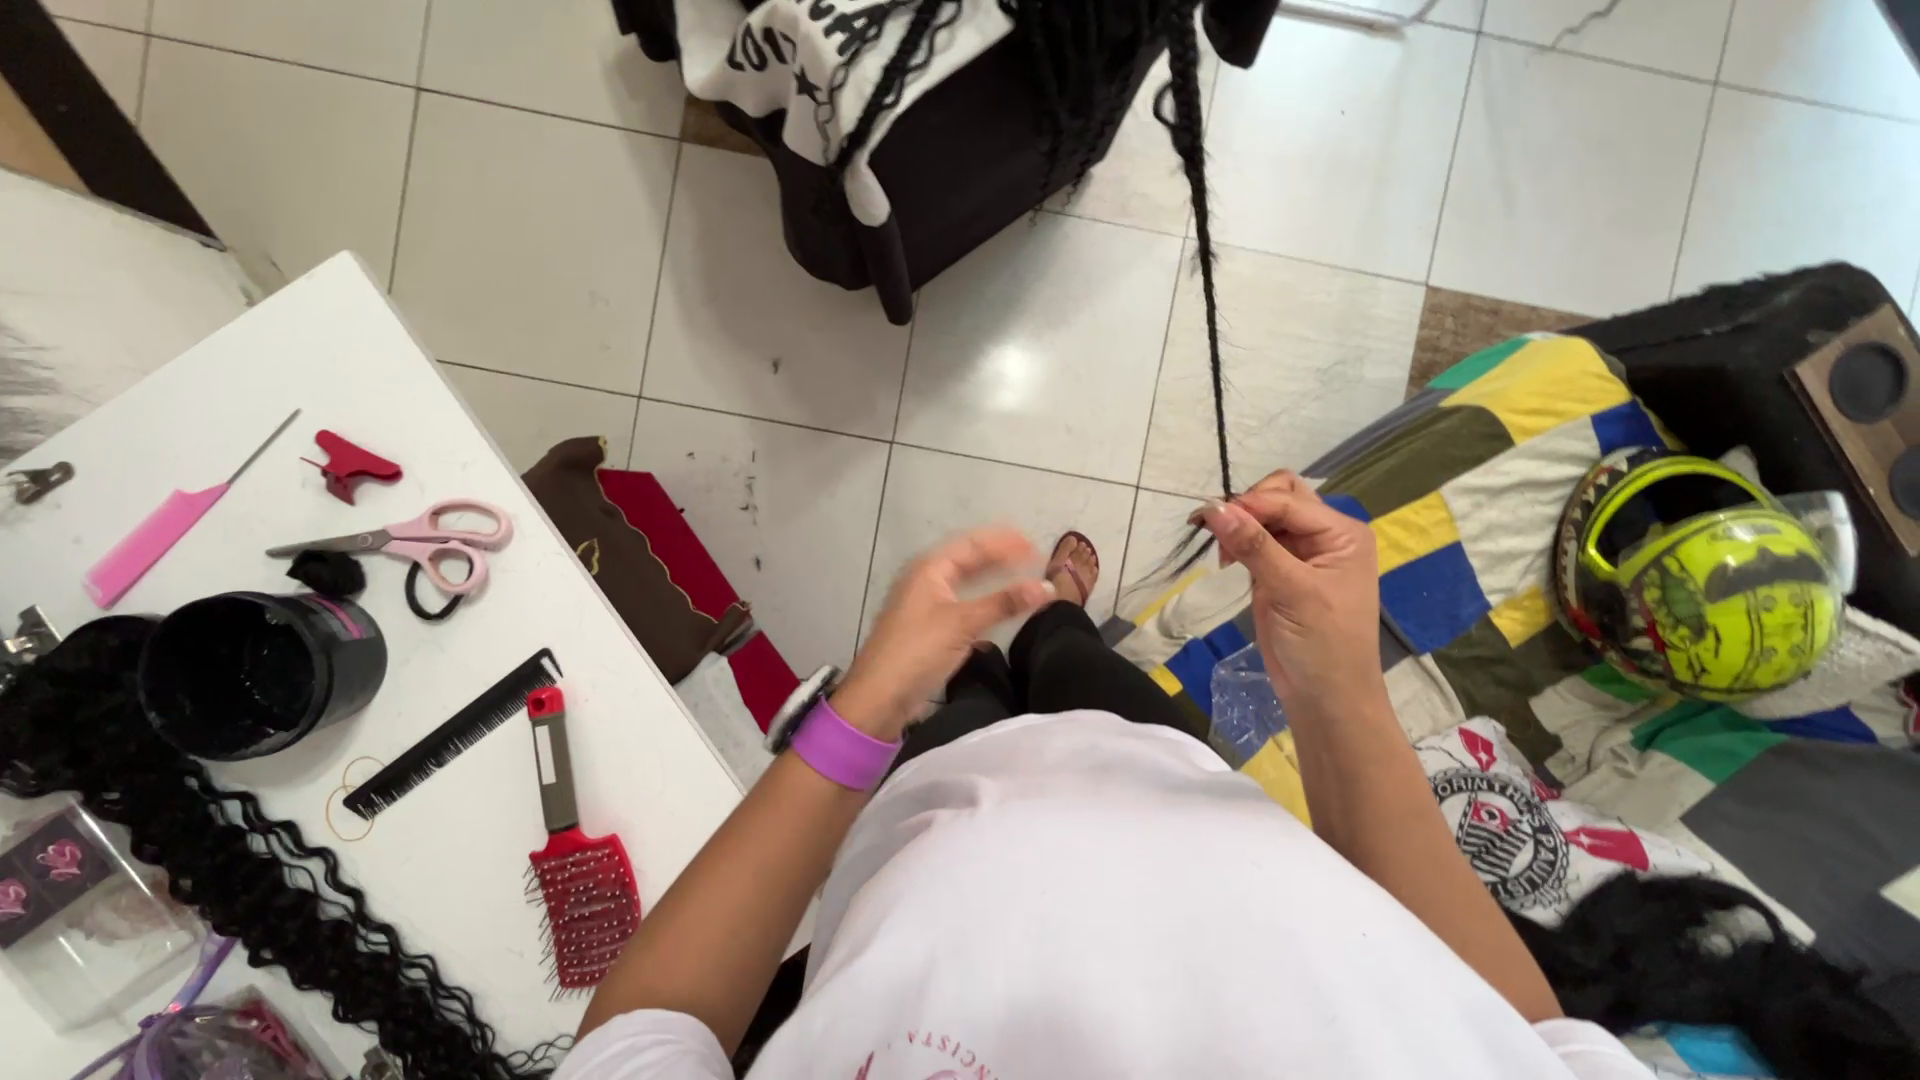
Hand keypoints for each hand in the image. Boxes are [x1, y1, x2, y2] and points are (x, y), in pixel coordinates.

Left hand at [831, 527, 1054, 739]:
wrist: (881, 696)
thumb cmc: (918, 651)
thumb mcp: (963, 623)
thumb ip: (1005, 603)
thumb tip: (1048, 587)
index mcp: (929, 569)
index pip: (972, 544)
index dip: (1004, 542)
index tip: (1036, 546)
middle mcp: (926, 580)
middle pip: (968, 561)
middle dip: (1000, 558)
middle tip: (1035, 558)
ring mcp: (926, 605)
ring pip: (966, 583)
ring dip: (994, 580)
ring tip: (1023, 578)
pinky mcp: (930, 629)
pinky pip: (963, 605)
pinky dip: (985, 602)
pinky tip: (1000, 608)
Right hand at [1197, 471, 1382, 709]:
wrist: (1325, 698)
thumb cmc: (1322, 644)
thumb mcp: (1292, 591)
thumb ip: (1254, 546)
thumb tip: (1215, 508)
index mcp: (1341, 533)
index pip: (1288, 500)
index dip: (1249, 504)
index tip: (1209, 517)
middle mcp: (1324, 536)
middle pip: (1279, 498)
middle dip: (1246, 508)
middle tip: (1219, 533)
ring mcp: (1301, 554)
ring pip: (1263, 518)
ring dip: (1239, 526)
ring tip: (1222, 554)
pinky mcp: (1279, 572)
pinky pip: (1255, 543)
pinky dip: (1237, 545)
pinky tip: (1226, 562)